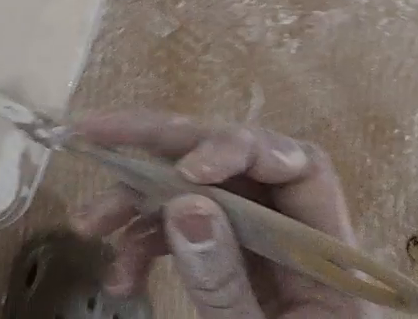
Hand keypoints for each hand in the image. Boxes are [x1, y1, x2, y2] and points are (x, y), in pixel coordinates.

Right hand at [69, 111, 366, 318]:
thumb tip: (184, 202)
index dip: (238, 150)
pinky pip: (182, 230)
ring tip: (88, 223)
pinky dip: (143, 244)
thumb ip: (226, 285)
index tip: (185, 170)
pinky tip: (119, 276)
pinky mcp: (230, 269)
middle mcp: (295, 241)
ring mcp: (260, 254)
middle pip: (230, 164)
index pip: (298, 167)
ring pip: (193, 193)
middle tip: (93, 133)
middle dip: (158, 147)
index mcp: (330, 260)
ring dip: (135, 202)